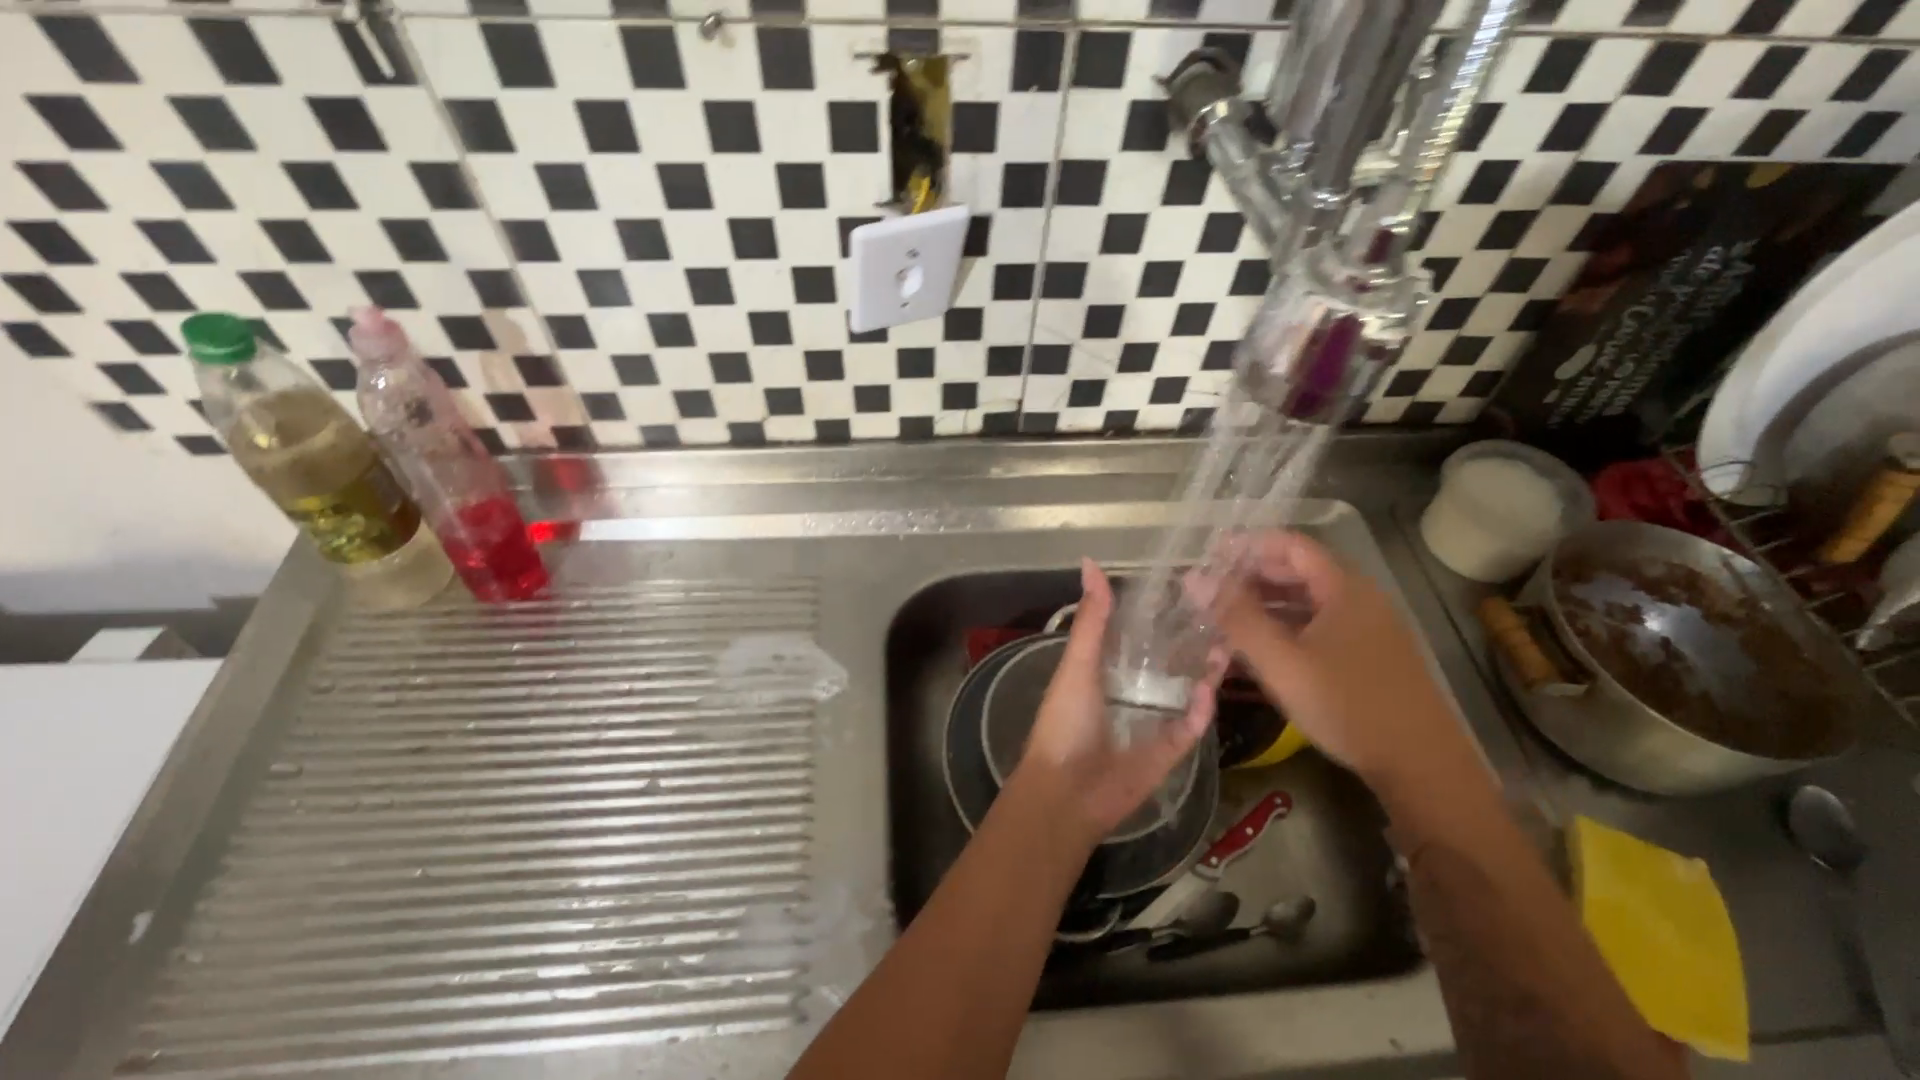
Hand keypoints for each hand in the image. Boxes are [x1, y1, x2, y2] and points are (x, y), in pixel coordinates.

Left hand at [1010, 559, 1219, 848]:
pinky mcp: (1167, 751)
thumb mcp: (1078, 665)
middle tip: (1223, 612)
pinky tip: (1211, 689)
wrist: (1066, 792)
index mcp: (1104, 670)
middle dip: (1193, 639)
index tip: (1191, 586)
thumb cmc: (1064, 723)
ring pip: (1186, 690)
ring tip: (1228, 642)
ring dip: (1206, 670)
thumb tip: (1090, 563)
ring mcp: (1151, 722)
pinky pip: (1190, 726)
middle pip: (1169, 661)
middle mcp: (1130, 692)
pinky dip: (1201, 709)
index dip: (1163, 612)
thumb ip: (1091, 620)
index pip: (1139, 635)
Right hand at [1215, 533, 1466, 786]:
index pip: (1289, 544)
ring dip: (1264, 607)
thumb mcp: (1282, 662)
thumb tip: (1195, 579)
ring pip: (1306, 603)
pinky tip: (1258, 651)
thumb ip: (1237, 618)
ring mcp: (1366, 628)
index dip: (1247, 546)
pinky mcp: (1366, 656)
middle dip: (1250, 579)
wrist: (1418, 761)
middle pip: (1298, 571)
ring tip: (1223, 622)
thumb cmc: (1346, 704)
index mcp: (1343, 587)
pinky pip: (1317, 627)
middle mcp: (1359, 597)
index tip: (1208, 558)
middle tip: (1208, 593)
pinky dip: (1284, 630)